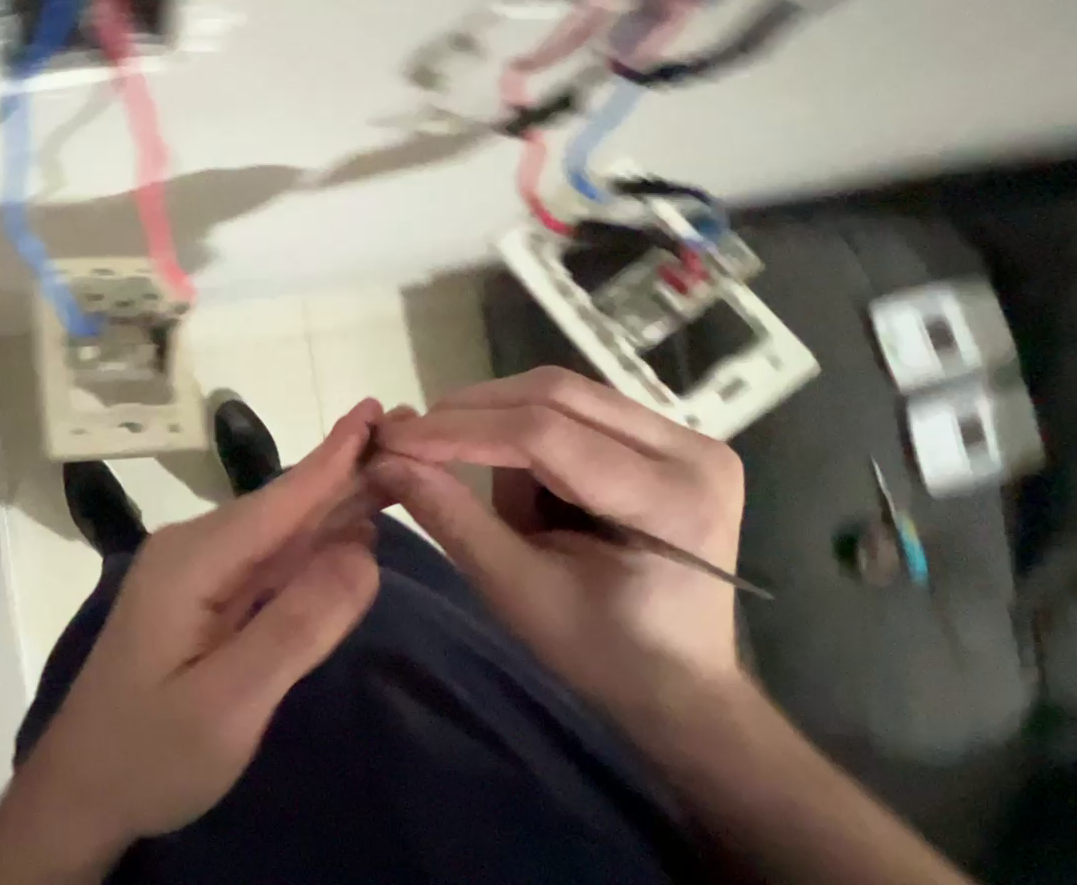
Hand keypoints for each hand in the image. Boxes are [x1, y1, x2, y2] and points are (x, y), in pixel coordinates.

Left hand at [21, 399, 384, 853]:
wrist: (81, 791)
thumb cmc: (149, 753)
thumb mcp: (229, 702)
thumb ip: (296, 626)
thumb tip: (364, 552)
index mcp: (193, 561)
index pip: (278, 501)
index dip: (332, 458)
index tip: (376, 410)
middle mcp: (193, 552)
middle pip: (282, 508)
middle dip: (343, 473)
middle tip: (406, 436)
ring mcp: (195, 576)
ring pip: (278, 533)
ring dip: (333, 506)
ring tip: (391, 475)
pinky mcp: (201, 601)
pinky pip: (266, 564)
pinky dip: (310, 547)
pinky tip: (347, 535)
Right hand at [367, 368, 745, 715]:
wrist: (679, 682)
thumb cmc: (600, 651)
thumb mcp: (516, 589)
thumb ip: (452, 518)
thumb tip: (383, 461)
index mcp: (669, 501)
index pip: (544, 434)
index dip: (458, 430)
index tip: (391, 440)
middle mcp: (692, 451)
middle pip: (554, 395)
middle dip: (470, 413)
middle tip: (410, 441)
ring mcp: (687, 438)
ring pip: (561, 393)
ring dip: (496, 421)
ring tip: (472, 472)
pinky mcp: (669, 437)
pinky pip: (576, 407)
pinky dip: (523, 428)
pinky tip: (512, 472)